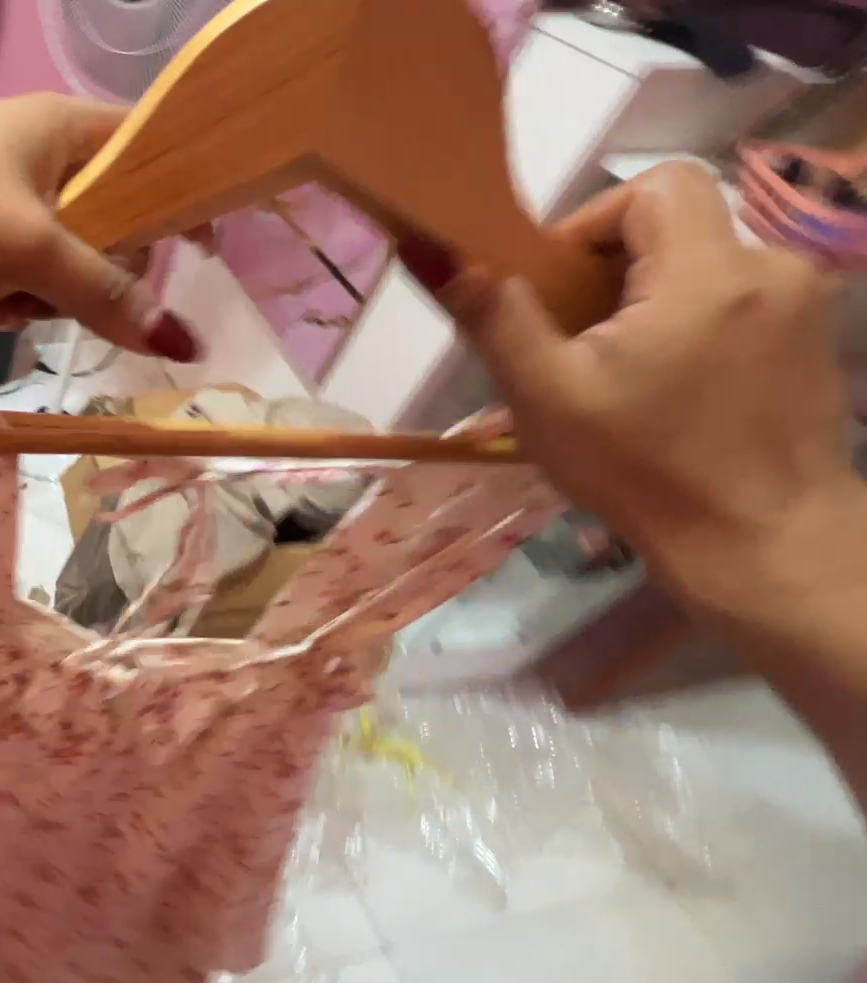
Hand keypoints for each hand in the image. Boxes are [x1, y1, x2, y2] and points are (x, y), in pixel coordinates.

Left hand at [0, 93, 203, 361]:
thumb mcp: (29, 250)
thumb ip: (104, 294)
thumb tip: (181, 341)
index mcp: (64, 128)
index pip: (149, 157)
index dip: (175, 204)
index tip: (195, 254)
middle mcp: (37, 152)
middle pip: (106, 220)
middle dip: (89, 271)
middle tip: (60, 297)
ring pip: (58, 254)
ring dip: (43, 293)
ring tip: (6, 310)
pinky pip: (14, 266)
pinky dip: (8, 293)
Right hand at [409, 163, 852, 606]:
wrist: (754, 534)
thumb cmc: (636, 464)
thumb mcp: (543, 393)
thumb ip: (493, 317)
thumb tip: (435, 253)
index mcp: (707, 273)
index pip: (655, 186)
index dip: (589, 221)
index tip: (550, 287)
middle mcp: (771, 267)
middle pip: (674, 225)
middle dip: (606, 268)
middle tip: (563, 338)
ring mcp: (801, 301)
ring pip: (699, 263)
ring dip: (640, 297)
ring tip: (604, 367)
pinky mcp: (808, 335)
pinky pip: (728, 297)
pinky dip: (678, 320)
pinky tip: (655, 382)